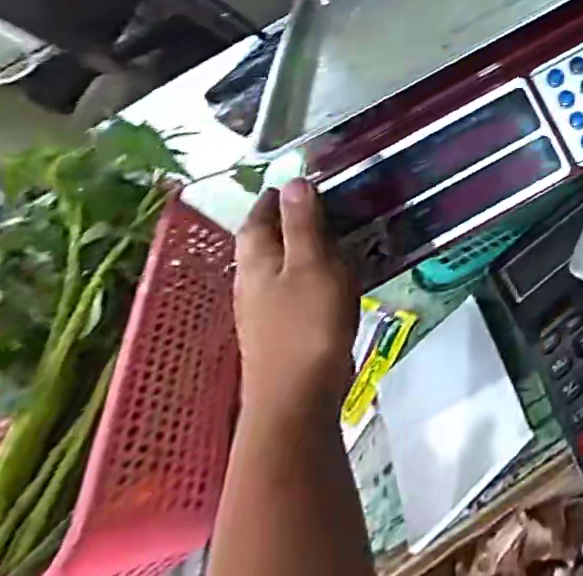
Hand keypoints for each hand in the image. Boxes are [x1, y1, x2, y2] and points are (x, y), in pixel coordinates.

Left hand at [234, 179, 356, 419]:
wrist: (296, 399)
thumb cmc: (306, 324)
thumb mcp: (312, 264)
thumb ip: (303, 224)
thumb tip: (292, 182)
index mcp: (255, 263)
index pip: (257, 220)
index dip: (272, 199)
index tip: (294, 182)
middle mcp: (252, 284)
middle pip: (262, 244)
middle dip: (283, 222)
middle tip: (318, 203)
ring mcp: (263, 312)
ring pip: (277, 268)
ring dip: (297, 248)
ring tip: (330, 235)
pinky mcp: (281, 332)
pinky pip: (292, 289)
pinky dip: (308, 273)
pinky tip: (329, 279)